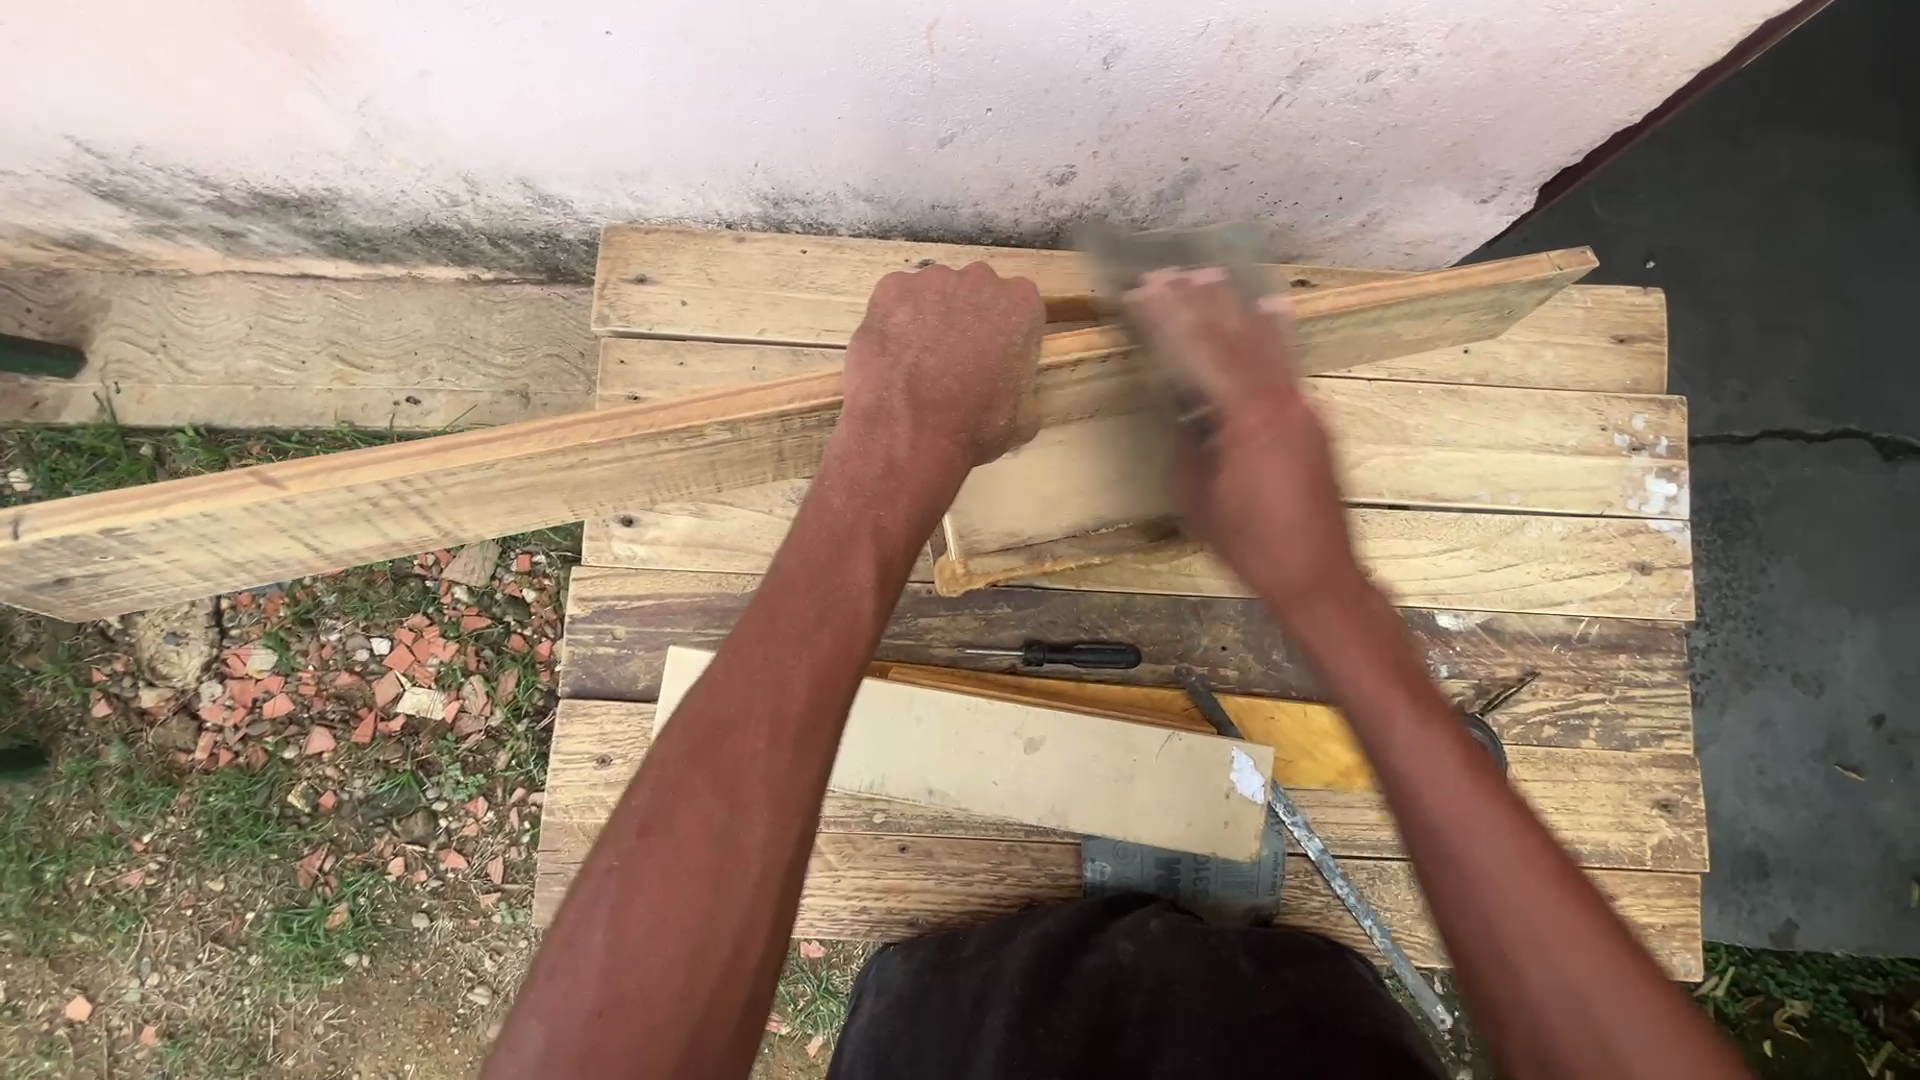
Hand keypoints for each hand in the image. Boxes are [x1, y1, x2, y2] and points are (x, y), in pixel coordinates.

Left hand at [837, 262, 1045, 482]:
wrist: (913, 431)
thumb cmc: (976, 426)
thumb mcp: (1023, 418)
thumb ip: (1021, 388)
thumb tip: (1009, 392)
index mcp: (1021, 304)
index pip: (1017, 310)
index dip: (1003, 337)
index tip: (991, 362)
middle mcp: (980, 280)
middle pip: (976, 294)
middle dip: (967, 320)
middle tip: (954, 363)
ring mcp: (932, 280)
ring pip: (934, 294)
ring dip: (931, 319)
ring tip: (918, 364)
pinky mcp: (891, 289)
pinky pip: (896, 300)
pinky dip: (895, 322)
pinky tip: (894, 356)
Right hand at [1124, 268, 1366, 615]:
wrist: (1318, 573)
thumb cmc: (1250, 544)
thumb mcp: (1200, 498)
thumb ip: (1192, 444)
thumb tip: (1184, 408)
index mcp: (1245, 419)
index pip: (1199, 354)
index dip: (1170, 319)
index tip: (1146, 288)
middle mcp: (1280, 402)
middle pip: (1235, 338)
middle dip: (1202, 302)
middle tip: (1175, 270)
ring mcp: (1304, 408)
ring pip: (1269, 345)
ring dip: (1241, 307)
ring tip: (1218, 274)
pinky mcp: (1316, 421)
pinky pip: (1291, 366)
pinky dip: (1277, 335)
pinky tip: (1273, 314)